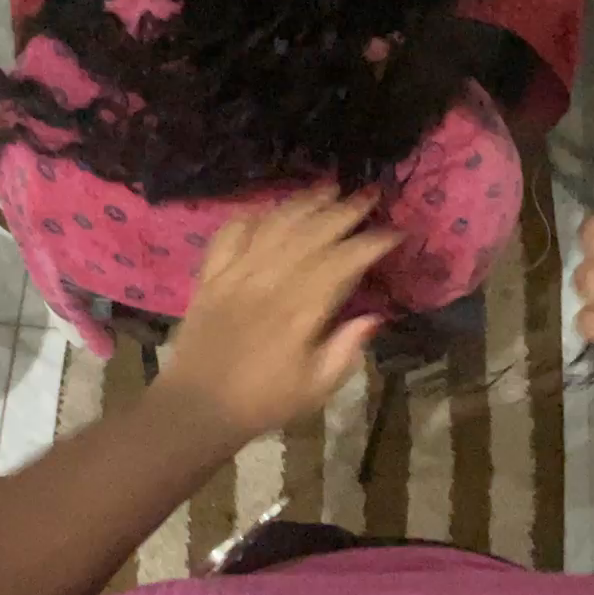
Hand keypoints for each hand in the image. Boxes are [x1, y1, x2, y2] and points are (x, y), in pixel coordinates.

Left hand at [156, 188, 397, 437]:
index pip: (342, 263)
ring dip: (303, 202)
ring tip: (328, 188)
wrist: (199, 407)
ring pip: (273, 225)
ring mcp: (236, 275)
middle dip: (344, 211)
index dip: (371, 243)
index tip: (394, 232)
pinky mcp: (210, 277)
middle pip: (311, 233)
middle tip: (369, 195)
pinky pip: (230, 234)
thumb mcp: (316, 388)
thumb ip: (346, 349)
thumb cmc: (264, 401)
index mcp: (300, 311)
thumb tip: (374, 316)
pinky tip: (268, 210)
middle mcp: (269, 283)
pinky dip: (251, 217)